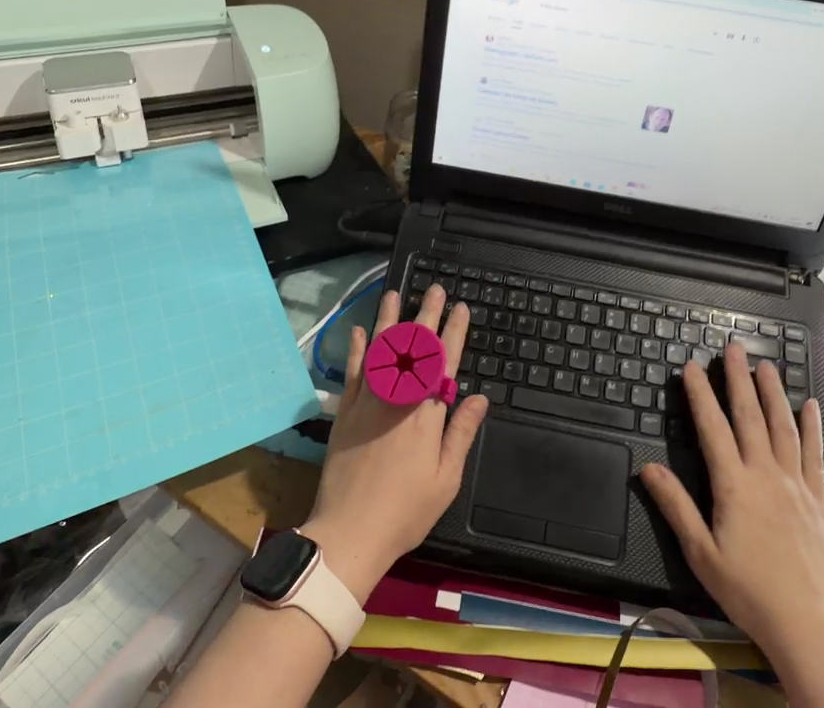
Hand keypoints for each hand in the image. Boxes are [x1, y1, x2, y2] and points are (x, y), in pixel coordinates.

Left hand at [304, 284, 487, 603]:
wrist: (349, 532)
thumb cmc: (406, 511)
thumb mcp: (445, 478)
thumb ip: (460, 434)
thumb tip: (478, 398)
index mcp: (426, 416)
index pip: (444, 363)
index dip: (454, 333)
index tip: (461, 308)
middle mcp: (397, 400)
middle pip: (413, 349)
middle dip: (426, 316)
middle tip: (435, 290)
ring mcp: (367, 403)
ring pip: (380, 351)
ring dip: (389, 321)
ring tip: (395, 295)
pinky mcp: (345, 413)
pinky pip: (352, 373)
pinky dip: (357, 350)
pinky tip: (359, 331)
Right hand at [639, 343, 823, 658]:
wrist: (807, 622)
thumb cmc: (747, 590)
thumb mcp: (700, 553)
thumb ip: (676, 507)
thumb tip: (647, 469)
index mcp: (734, 486)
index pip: (712, 428)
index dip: (700, 395)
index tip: (692, 367)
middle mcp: (766, 475)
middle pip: (750, 416)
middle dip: (739, 379)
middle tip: (733, 348)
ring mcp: (796, 484)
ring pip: (783, 427)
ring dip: (772, 393)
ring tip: (765, 365)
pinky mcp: (817, 498)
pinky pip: (814, 452)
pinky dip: (812, 425)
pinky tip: (810, 405)